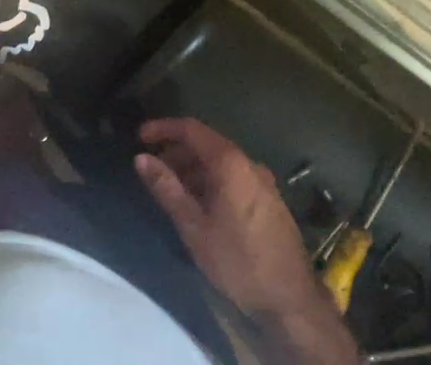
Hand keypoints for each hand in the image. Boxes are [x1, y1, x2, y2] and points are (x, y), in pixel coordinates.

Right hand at [134, 117, 316, 314]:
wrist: (291, 301)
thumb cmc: (237, 260)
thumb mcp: (194, 226)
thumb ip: (166, 188)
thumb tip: (141, 158)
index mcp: (230, 164)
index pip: (191, 129)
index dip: (163, 128)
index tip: (139, 138)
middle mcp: (249, 165)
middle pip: (206, 144)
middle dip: (176, 151)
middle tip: (152, 168)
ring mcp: (263, 183)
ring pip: (220, 162)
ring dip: (193, 168)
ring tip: (170, 188)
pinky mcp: (269, 201)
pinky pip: (234, 177)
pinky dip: (210, 180)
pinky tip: (199, 204)